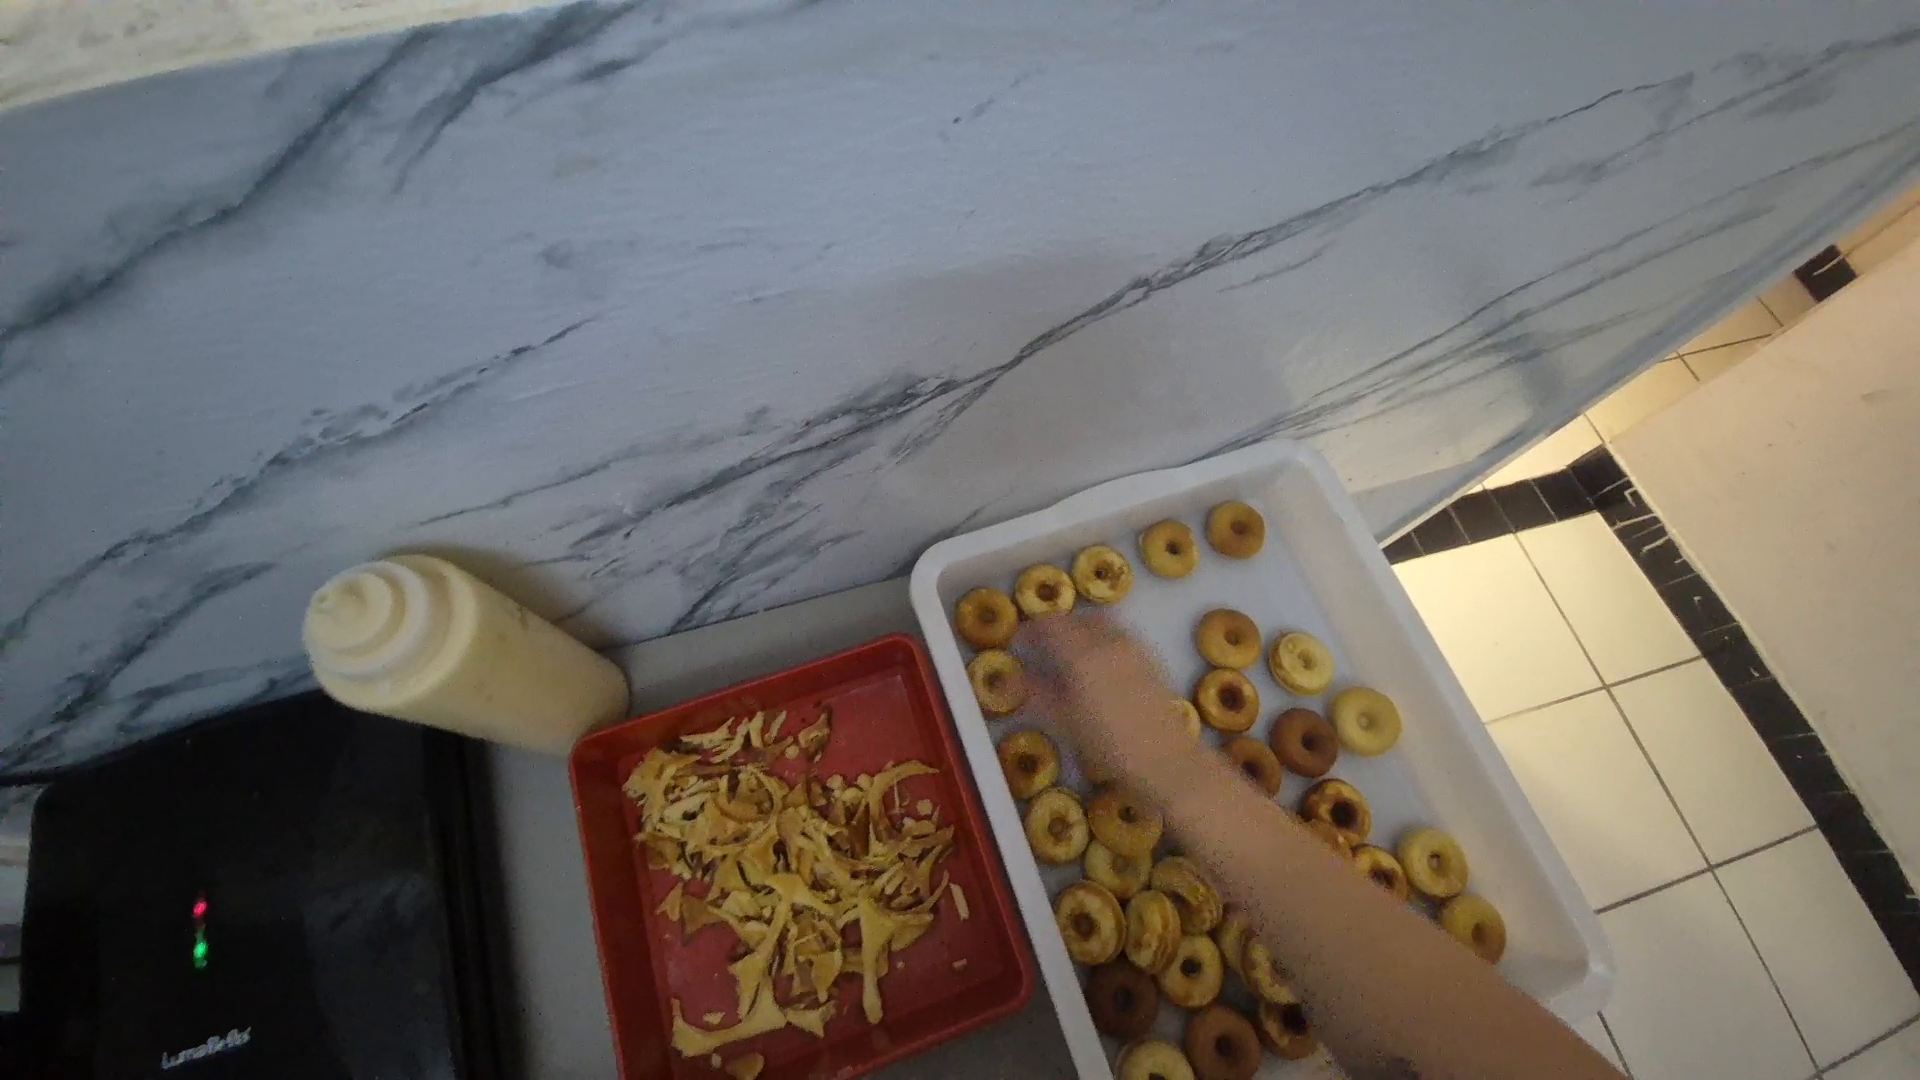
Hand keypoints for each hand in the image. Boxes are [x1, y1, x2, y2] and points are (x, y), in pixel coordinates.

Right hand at [1013, 611, 1192, 785]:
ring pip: (1101, 623)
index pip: (1050, 626)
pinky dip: (1104, 638)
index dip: (1031, 629)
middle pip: (1077, 620)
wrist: (1166, 760)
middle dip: (1056, 627)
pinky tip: (1101, 661)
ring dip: (1081, 628)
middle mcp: (1108, 643)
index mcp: (1082, 656)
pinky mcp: (1152, 658)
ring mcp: (1134, 648)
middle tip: (1043, 645)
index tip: (1020, 641)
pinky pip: (1121, 635)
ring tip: (1071, 650)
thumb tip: (1014, 678)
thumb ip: (1037, 694)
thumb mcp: (1065, 722)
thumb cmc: (1109, 747)